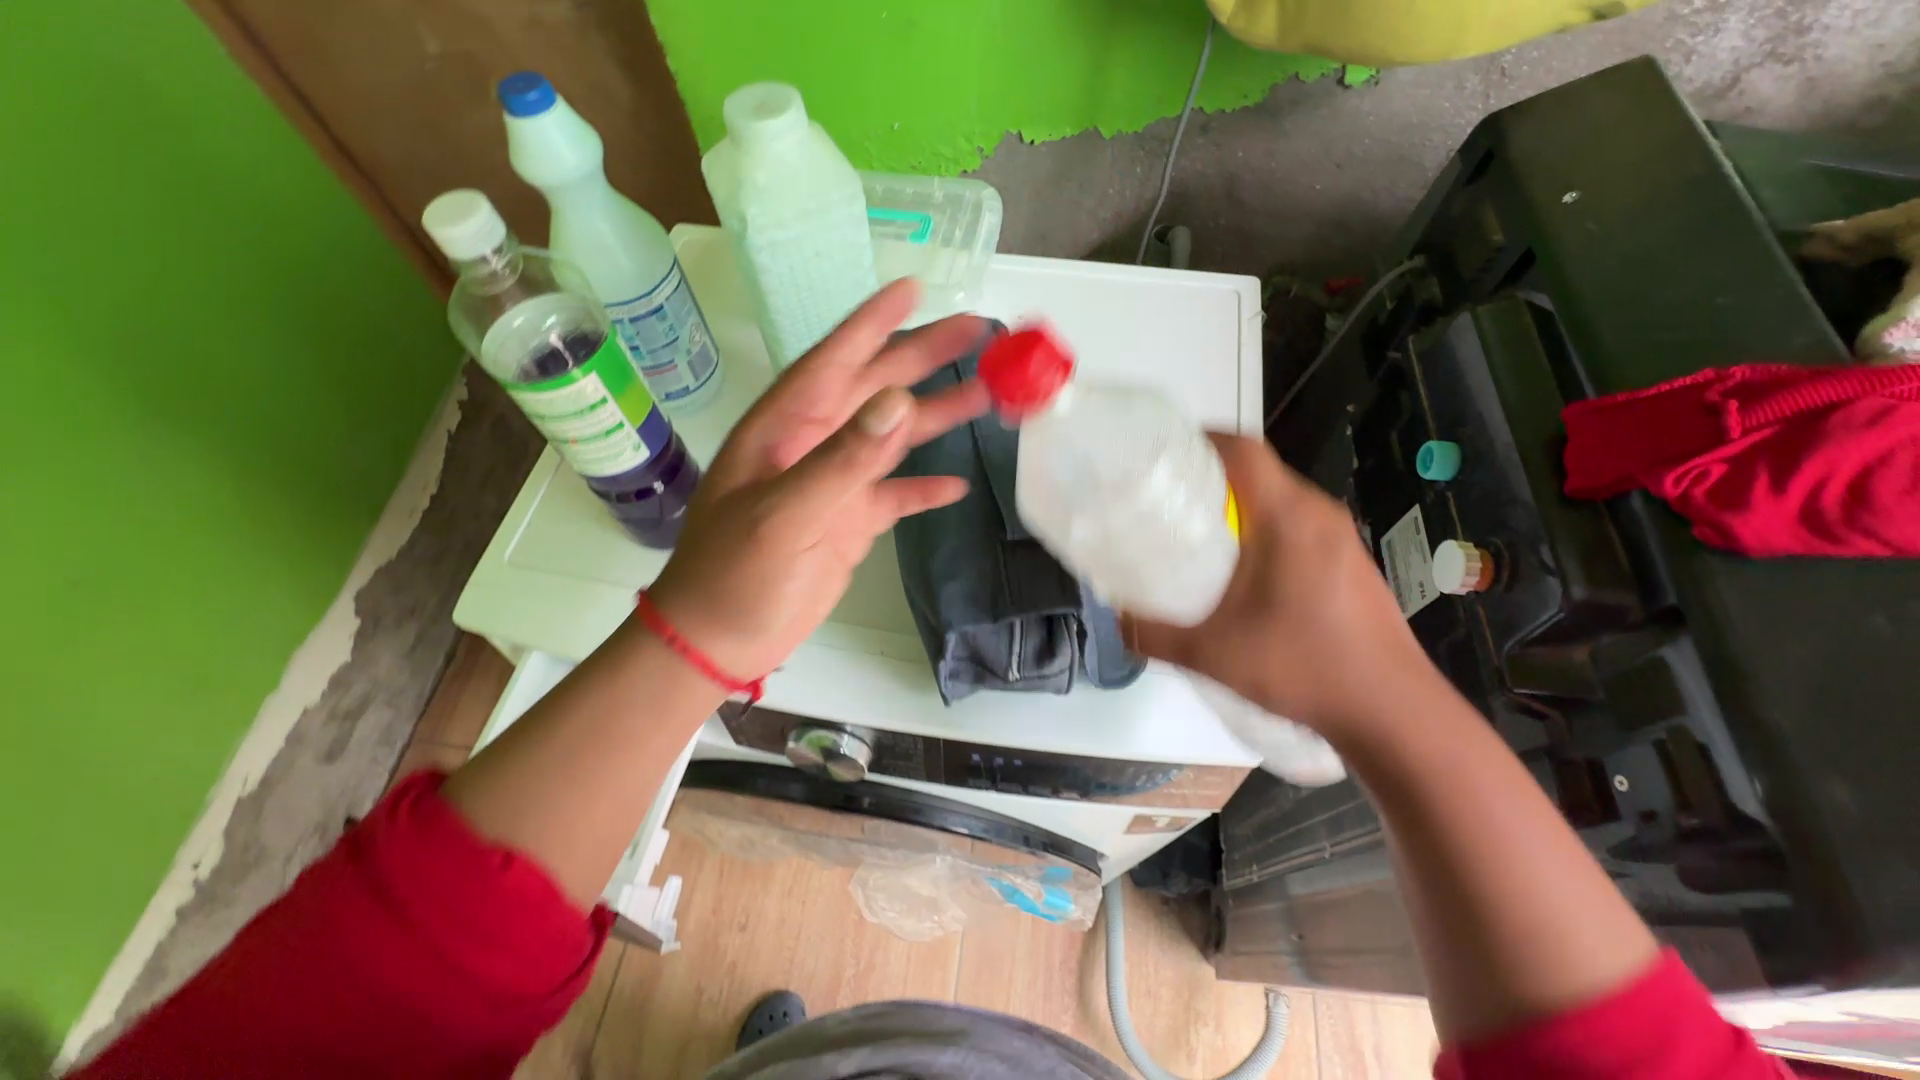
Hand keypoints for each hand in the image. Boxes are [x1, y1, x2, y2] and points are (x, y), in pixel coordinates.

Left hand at [648, 280, 991, 677]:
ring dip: (935, 416)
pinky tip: (955, 483)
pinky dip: (922, 488)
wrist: (720, 639)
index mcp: (785, 428)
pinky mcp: (848, 521)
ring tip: (986, 394)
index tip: (915, 289)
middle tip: (978, 332)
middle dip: (923, 358)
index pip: (834, 360)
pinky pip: (893, 495)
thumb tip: (897, 400)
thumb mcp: (786, 513)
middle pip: (875, 389)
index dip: (873, 323)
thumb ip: (843, 459)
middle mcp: (812, 444)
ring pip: (891, 437)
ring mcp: (833, 483)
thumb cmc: (736, 572)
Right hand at [1124, 433, 1438, 740]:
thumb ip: (1154, 635)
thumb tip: (1114, 622)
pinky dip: (1266, 533)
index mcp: (1288, 518)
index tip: (1162, 454)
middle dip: (1211, 479)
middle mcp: (1319, 515)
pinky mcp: (1352, 564)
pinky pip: (1300, 529)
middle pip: (1260, 472)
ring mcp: (1342, 539)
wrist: (1391, 710)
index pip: (1243, 450)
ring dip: (1241, 508)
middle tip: (1167, 502)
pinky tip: (1245, 575)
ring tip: (1199, 537)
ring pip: (1282, 502)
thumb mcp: (1212, 654)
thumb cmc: (1302, 666)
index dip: (1201, 440)